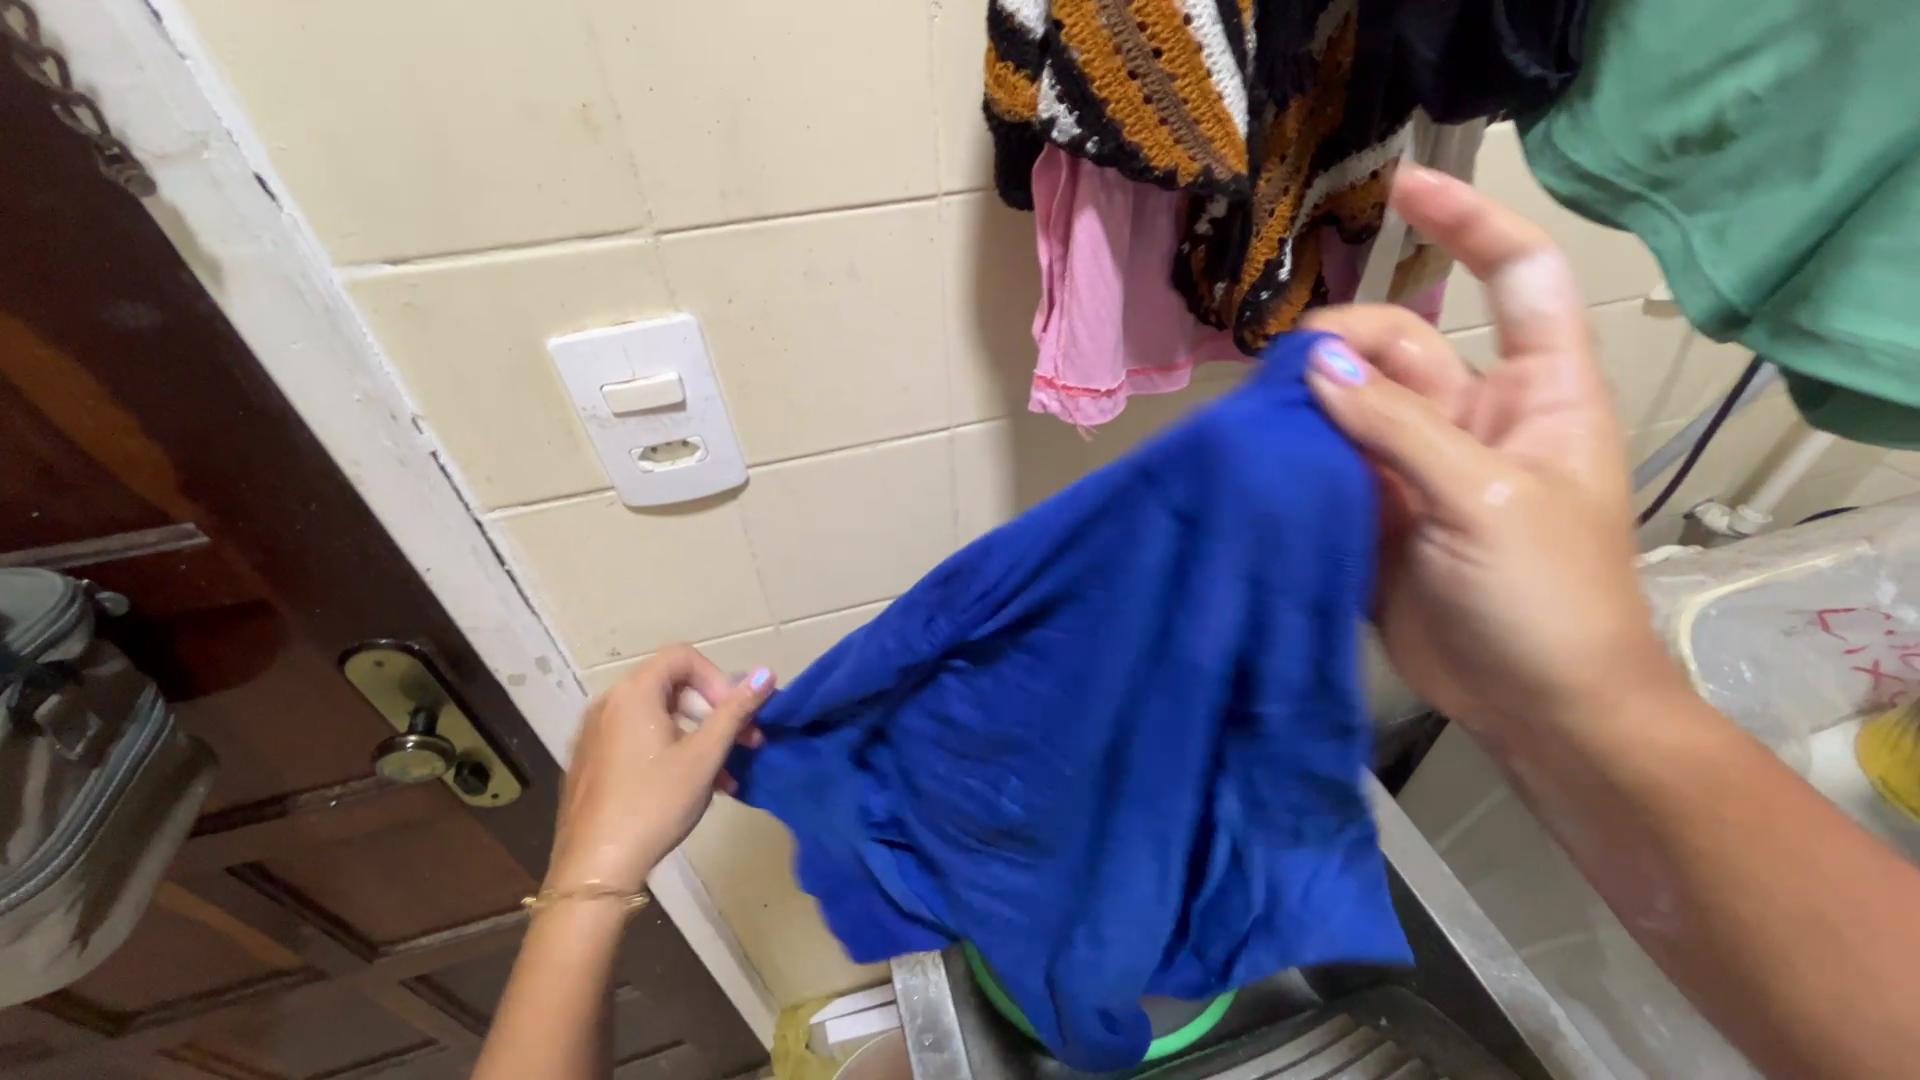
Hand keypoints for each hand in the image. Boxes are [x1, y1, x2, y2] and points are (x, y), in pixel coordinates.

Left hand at [545, 645, 772, 893]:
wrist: (595, 869)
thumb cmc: (654, 803)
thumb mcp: (704, 755)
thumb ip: (735, 710)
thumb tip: (767, 673)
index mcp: (634, 693)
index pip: (683, 657)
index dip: (718, 679)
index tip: (736, 714)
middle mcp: (609, 704)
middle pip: (673, 686)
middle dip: (714, 710)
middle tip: (745, 743)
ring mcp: (596, 734)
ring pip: (659, 717)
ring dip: (698, 736)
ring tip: (725, 776)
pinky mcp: (592, 762)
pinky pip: (639, 739)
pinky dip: (671, 749)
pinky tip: (693, 787)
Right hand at [1302, 164, 1683, 737]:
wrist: (1528, 699)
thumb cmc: (1546, 594)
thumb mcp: (1485, 500)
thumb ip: (1400, 429)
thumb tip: (1317, 367)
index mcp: (1536, 394)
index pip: (1517, 279)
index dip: (1467, 226)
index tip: (1403, 190)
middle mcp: (1470, 417)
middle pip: (1401, 344)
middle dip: (1345, 342)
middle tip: (1287, 370)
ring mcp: (1414, 465)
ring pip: (1351, 403)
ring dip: (1308, 397)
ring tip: (1258, 406)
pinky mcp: (1372, 510)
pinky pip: (1326, 461)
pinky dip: (1293, 452)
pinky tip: (1256, 449)